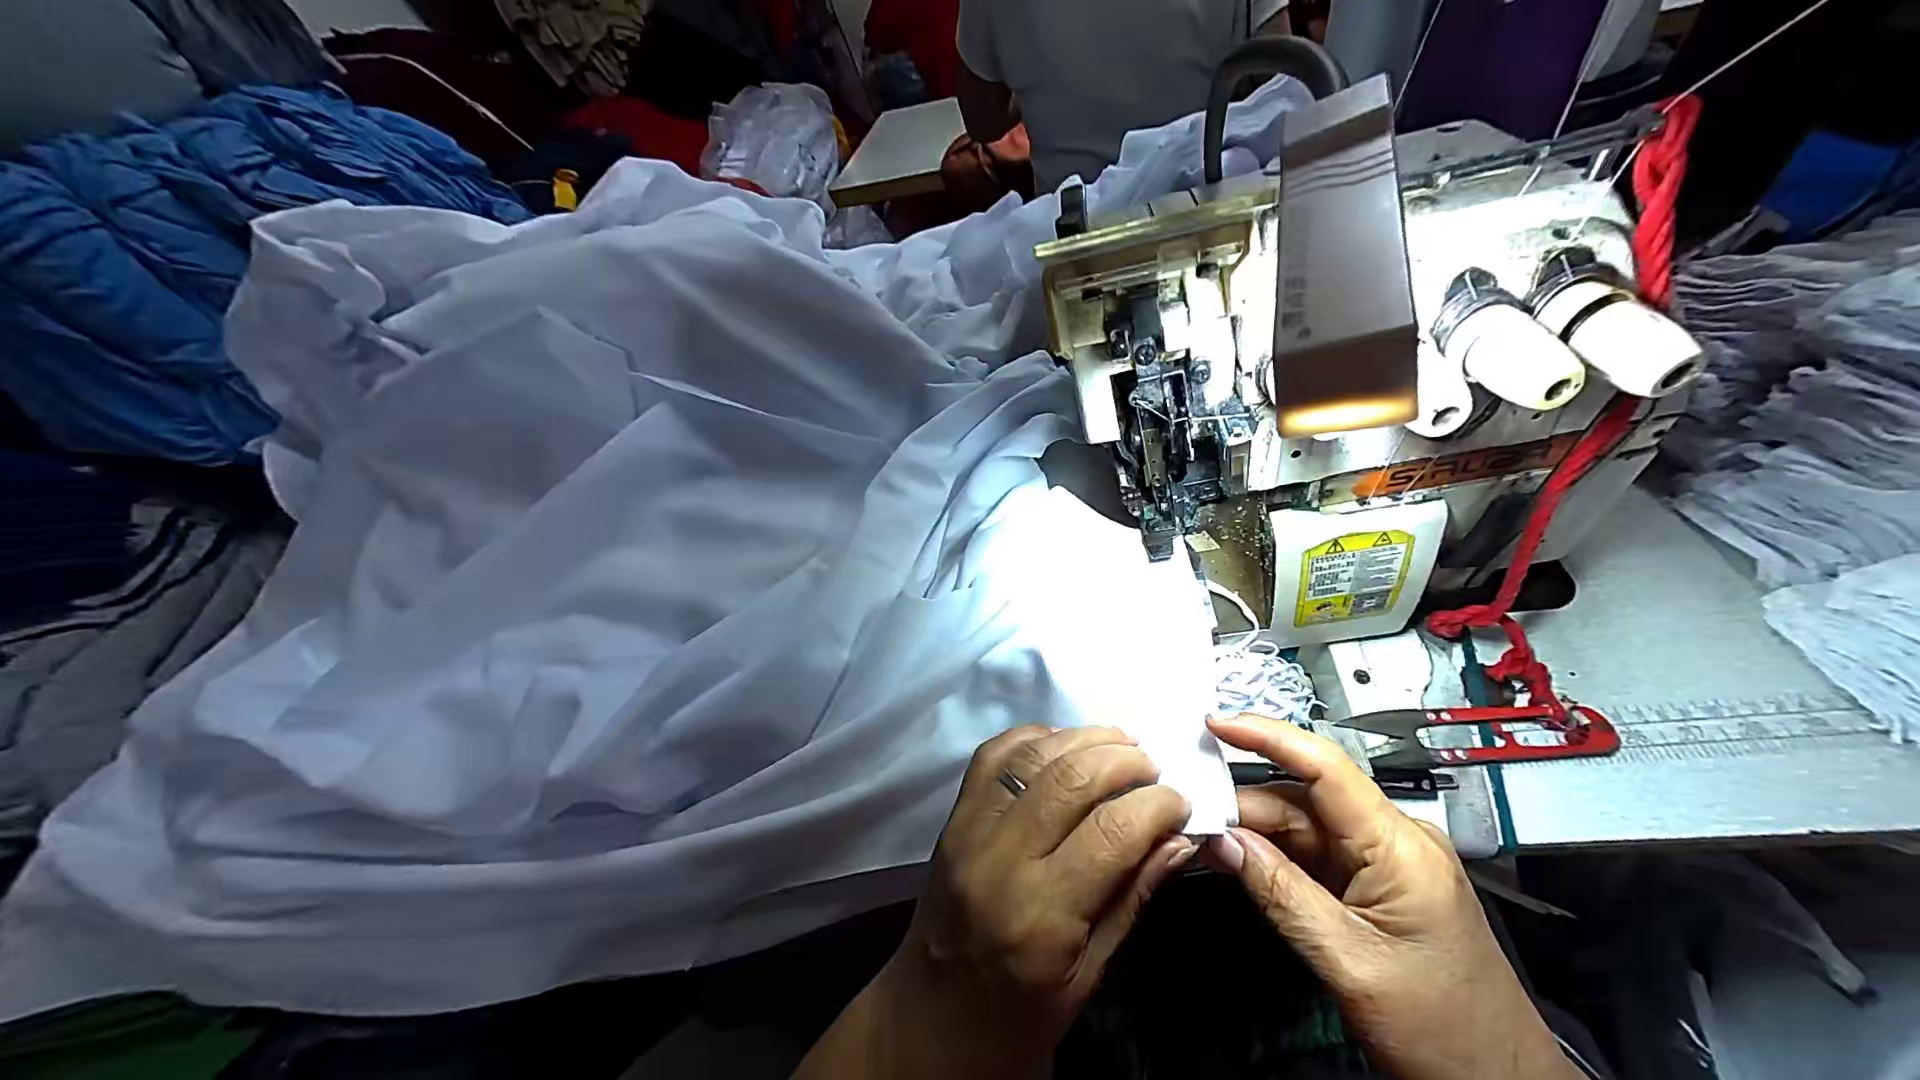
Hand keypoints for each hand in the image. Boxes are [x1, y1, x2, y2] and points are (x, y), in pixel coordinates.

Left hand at [795, 726, 1194, 1078]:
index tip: (1180, 802)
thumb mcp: (1088, 973)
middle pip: (1069, 780)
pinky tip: (1063, 742)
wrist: (932, 1016)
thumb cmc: (1018, 1012)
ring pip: (1030, 756)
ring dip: (1081, 738)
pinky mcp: (953, 816)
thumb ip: (1132, 896)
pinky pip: (992, 755)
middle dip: (1121, 761)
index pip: (1110, 832)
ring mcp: (968, 829)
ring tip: (1119, 741)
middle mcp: (999, 859)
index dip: (1156, 806)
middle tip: (1153, 765)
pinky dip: (1032, 738)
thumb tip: (1179, 839)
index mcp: (1040, 914)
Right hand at [1206, 714, 1580, 1079]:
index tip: (1217, 723)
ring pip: (1301, 824)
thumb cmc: (1445, 1031)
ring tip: (1209, 841)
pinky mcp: (1374, 880)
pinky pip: (1312, 851)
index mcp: (1401, 848)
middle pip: (1301, 798)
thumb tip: (1224, 841)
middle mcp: (1393, 839)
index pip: (1325, 767)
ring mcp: (1384, 859)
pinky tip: (1241, 860)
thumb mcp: (1348, 962)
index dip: (1266, 736)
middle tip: (1192, 811)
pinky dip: (1272, 854)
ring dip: (1253, 831)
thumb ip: (1280, 893)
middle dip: (1244, 803)